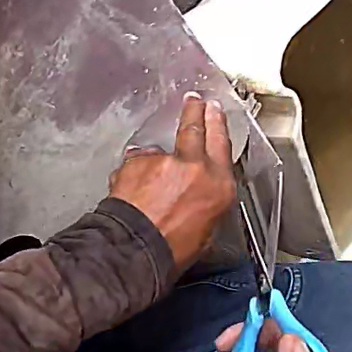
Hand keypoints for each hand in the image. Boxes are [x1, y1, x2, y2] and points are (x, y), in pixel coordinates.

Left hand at [108, 93, 235, 271]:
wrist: (135, 251)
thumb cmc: (171, 251)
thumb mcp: (205, 231)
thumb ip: (204, 202)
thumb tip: (195, 194)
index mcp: (219, 186)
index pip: (221, 144)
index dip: (217, 124)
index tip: (214, 110)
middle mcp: (194, 167)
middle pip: (195, 129)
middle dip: (194, 112)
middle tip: (193, 101)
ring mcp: (164, 161)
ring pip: (160, 151)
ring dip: (155, 162)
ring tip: (148, 184)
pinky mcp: (137, 162)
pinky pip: (137, 163)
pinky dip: (134, 174)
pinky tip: (130, 192)